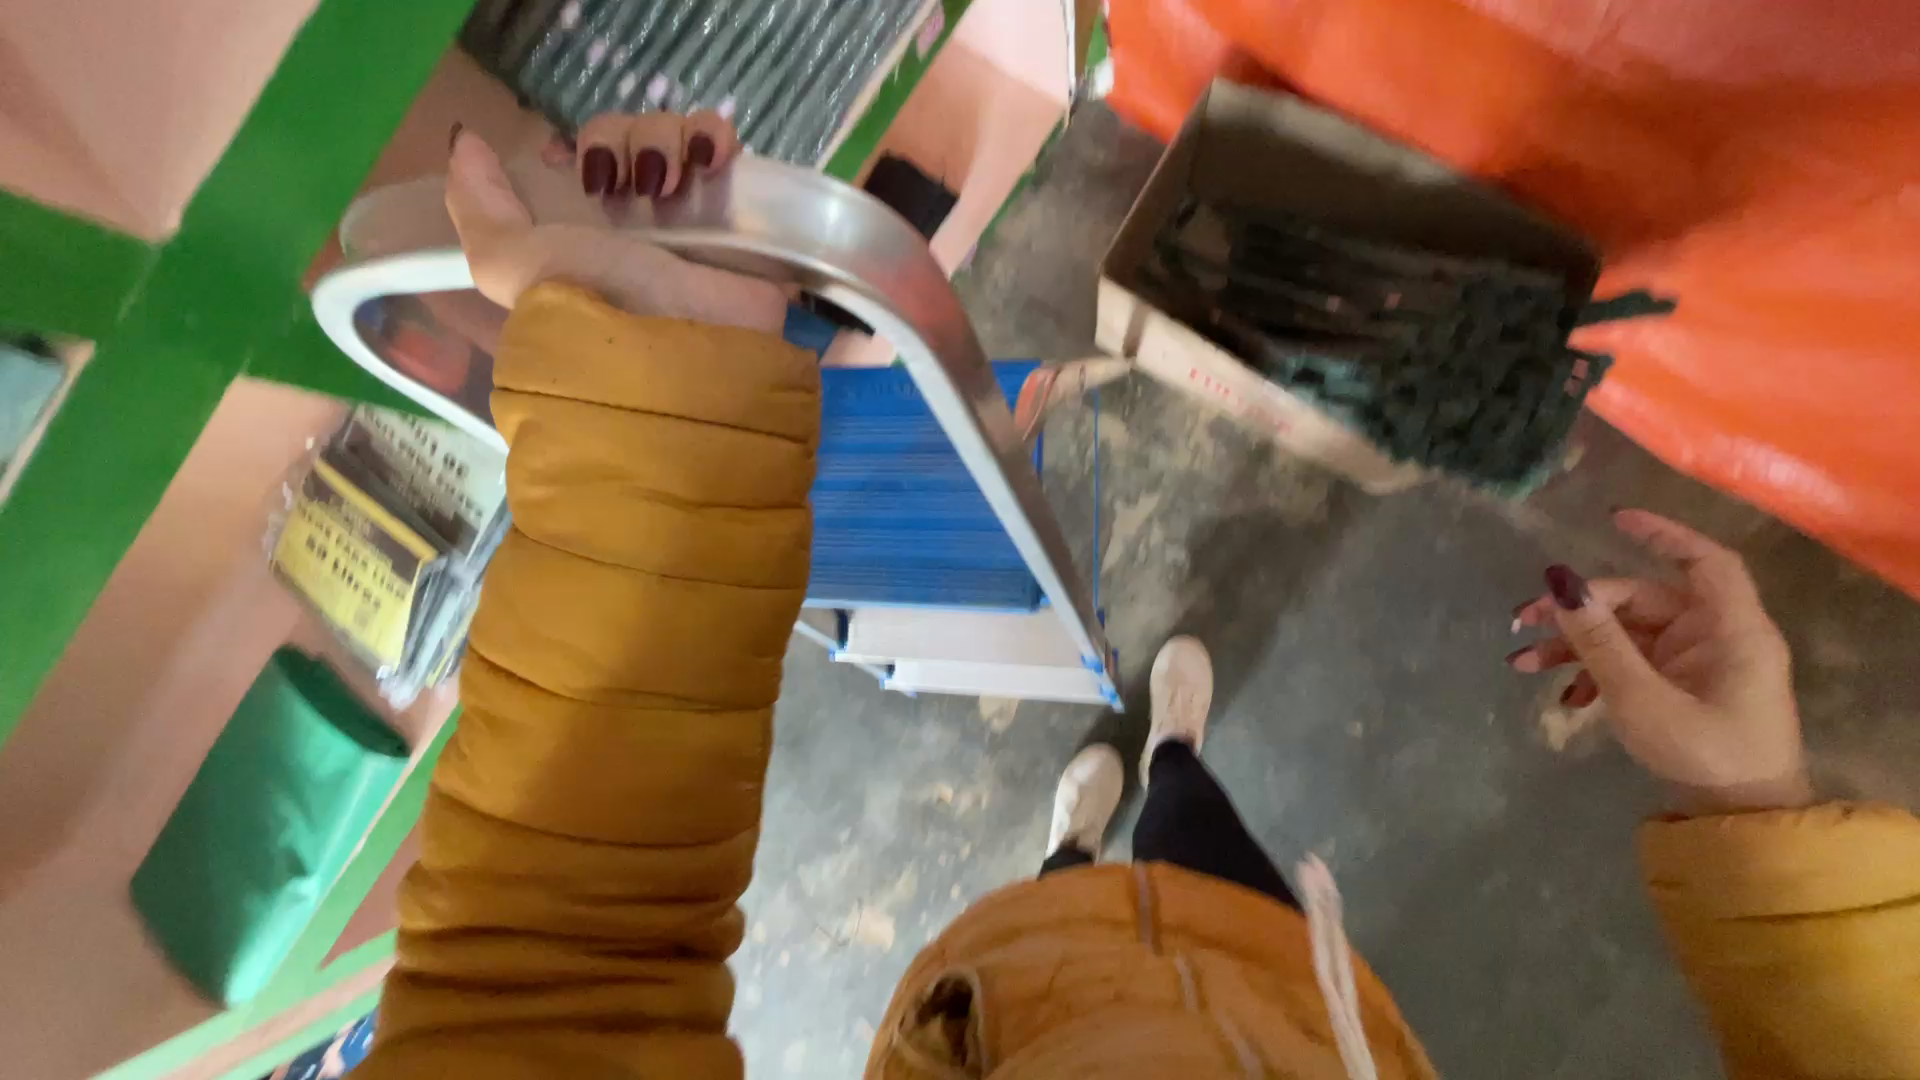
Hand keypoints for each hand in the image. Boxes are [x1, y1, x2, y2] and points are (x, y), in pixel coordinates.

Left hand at [445, 111, 785, 331]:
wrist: (683, 347)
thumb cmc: (596, 305)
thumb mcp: (512, 266)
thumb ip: (479, 207)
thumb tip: (467, 142)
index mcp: (591, 230)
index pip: (584, 159)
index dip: (577, 147)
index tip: (569, 162)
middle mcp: (643, 222)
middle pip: (626, 137)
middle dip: (616, 143)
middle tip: (624, 186)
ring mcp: (694, 216)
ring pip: (673, 133)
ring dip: (662, 140)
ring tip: (667, 185)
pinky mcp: (740, 212)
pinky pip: (725, 147)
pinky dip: (713, 136)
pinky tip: (706, 161)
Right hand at [1508, 509, 1813, 814]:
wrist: (1737, 817)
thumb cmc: (1703, 750)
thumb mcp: (1639, 694)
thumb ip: (1598, 638)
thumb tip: (1559, 581)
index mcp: (1729, 630)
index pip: (1704, 562)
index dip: (1662, 533)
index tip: (1610, 519)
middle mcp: (1712, 636)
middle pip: (1637, 599)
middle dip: (1577, 608)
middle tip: (1522, 621)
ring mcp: (1691, 660)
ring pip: (1620, 631)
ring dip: (1569, 643)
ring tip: (1520, 663)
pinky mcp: (1674, 683)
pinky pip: (1623, 660)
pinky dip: (1588, 671)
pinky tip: (1561, 696)